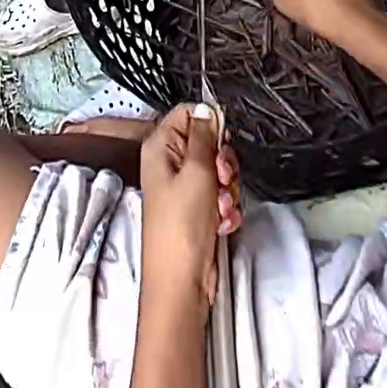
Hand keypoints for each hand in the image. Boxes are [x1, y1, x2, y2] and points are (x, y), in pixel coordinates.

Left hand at [139, 103, 240, 306]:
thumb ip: (204, 136)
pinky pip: (220, 195)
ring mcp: (183, 186)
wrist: (182, 281)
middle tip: (220, 178)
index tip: (220, 143)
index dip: (209, 125)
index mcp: (160, 146)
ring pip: (217, 170)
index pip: (187, 114)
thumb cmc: (181, 227)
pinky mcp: (196, 208)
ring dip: (227, 189)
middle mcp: (169, 162)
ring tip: (219, 207)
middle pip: (207, 142)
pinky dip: (226, 207)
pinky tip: (221, 221)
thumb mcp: (197, 171)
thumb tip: (206, 106)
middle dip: (222, 162)